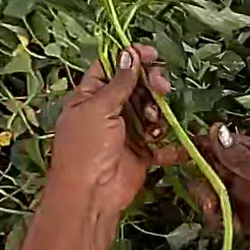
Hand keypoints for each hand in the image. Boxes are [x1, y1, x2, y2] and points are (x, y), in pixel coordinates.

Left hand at [43, 45, 180, 219]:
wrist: (92, 194)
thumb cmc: (86, 149)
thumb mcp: (99, 109)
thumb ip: (119, 82)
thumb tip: (128, 54)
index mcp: (89, 96)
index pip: (111, 67)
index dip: (131, 57)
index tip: (152, 54)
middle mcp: (108, 109)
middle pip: (136, 85)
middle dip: (152, 83)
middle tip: (163, 88)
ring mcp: (126, 128)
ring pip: (151, 107)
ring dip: (157, 110)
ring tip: (153, 122)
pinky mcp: (143, 148)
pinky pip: (160, 134)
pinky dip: (164, 134)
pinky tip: (160, 137)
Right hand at [192, 126, 249, 249]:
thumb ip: (241, 158)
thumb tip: (215, 130)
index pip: (224, 143)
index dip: (201, 145)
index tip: (177, 151)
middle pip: (212, 167)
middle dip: (202, 178)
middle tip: (205, 194)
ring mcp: (246, 195)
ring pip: (213, 192)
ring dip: (209, 201)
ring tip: (217, 213)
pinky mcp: (244, 219)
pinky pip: (221, 214)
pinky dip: (219, 219)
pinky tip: (229, 225)